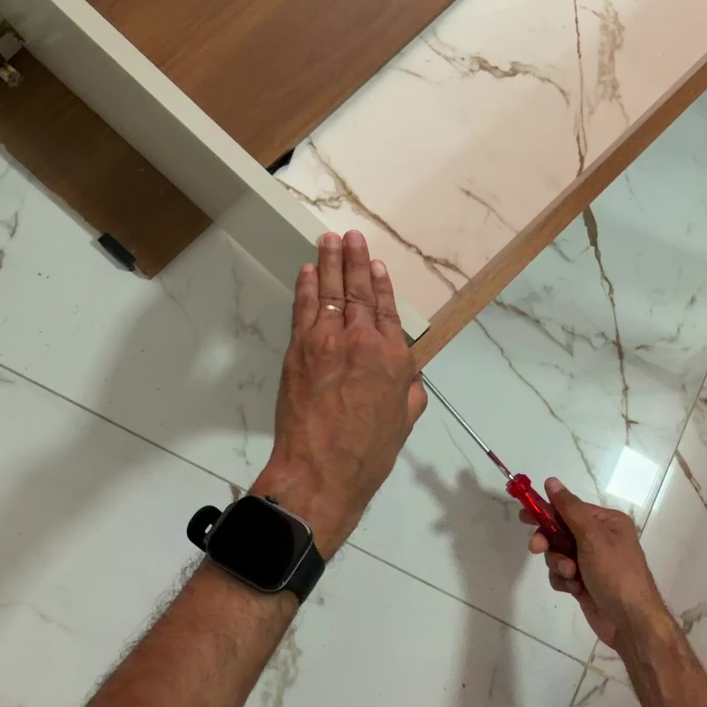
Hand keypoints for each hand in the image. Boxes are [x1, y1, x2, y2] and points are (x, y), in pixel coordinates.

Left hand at [256, 231, 426, 554]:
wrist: (321, 470)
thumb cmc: (369, 452)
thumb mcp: (405, 420)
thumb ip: (408, 389)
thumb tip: (406, 375)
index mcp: (394, 357)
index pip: (388, 310)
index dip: (382, 284)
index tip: (378, 263)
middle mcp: (362, 340)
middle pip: (358, 291)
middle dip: (355, 260)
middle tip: (351, 236)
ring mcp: (326, 341)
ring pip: (328, 292)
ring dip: (328, 263)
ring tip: (329, 239)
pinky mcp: (298, 350)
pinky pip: (303, 309)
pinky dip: (305, 287)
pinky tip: (306, 270)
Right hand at [523, 479, 669, 654]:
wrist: (630, 621)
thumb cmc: (614, 572)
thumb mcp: (592, 536)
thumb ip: (569, 508)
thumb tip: (552, 481)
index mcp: (607, 522)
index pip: (570, 509)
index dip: (547, 511)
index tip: (525, 515)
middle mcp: (600, 539)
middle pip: (561, 531)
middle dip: (550, 542)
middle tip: (536, 547)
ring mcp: (591, 562)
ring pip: (558, 554)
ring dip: (559, 564)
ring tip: (571, 575)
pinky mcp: (584, 582)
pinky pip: (562, 574)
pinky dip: (564, 580)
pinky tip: (574, 588)